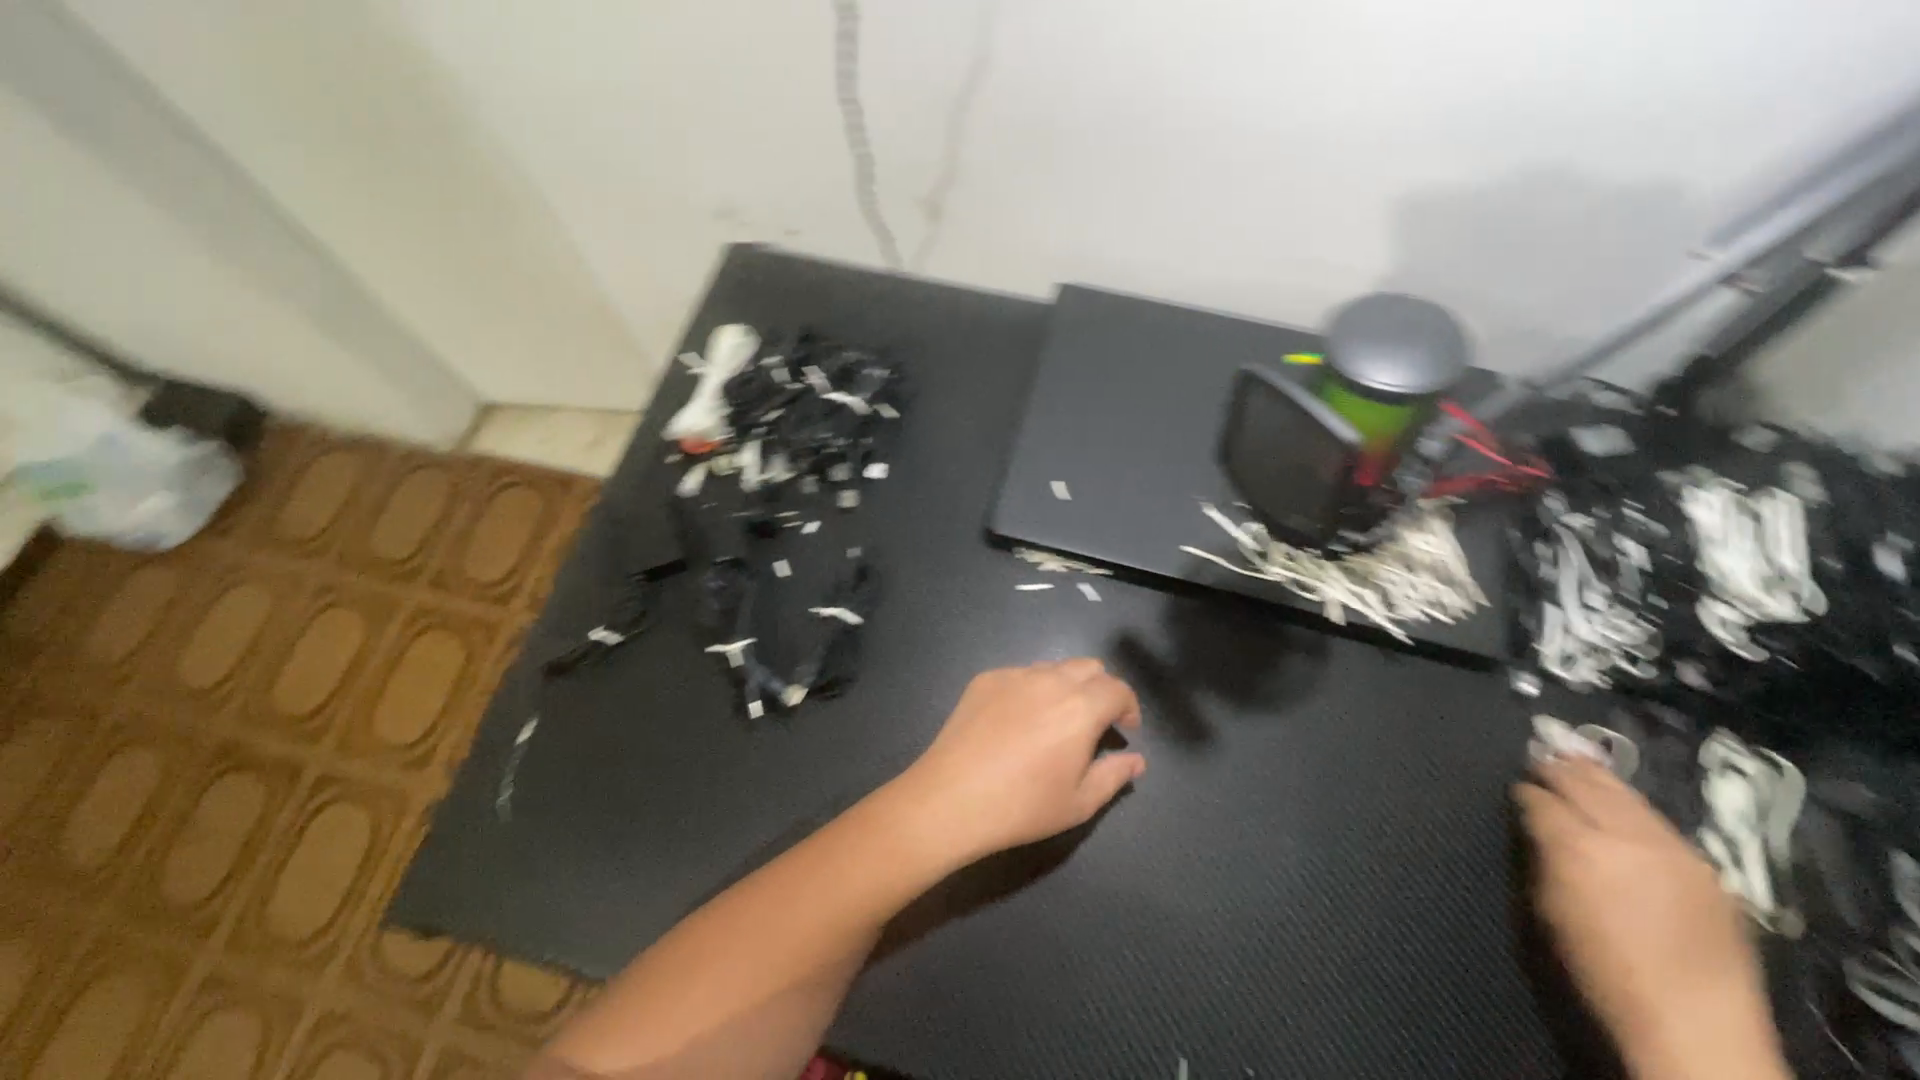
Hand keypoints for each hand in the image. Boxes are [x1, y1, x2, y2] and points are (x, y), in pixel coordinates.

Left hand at [888, 660, 1144, 865]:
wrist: (950, 799)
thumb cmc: (1022, 806)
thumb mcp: (1079, 803)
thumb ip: (1114, 776)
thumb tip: (1136, 759)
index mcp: (1081, 707)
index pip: (1118, 689)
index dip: (1129, 706)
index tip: (1126, 729)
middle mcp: (1050, 680)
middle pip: (1088, 667)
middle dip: (1101, 690)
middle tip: (1096, 722)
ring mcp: (1014, 676)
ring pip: (1052, 668)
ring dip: (1066, 686)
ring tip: (1056, 720)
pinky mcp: (984, 680)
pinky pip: (1019, 675)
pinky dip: (1031, 690)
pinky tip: (1017, 722)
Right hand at [1516, 759, 1789, 1079]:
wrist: (1693, 1022)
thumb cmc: (1602, 975)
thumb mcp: (1547, 915)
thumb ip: (1540, 862)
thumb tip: (1535, 832)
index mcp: (1576, 849)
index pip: (1539, 799)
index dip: (1523, 791)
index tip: (1513, 789)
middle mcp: (1624, 834)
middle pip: (1583, 782)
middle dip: (1557, 769)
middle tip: (1538, 760)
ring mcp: (1671, 845)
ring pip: (1624, 791)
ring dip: (1595, 776)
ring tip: (1575, 763)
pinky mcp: (1704, 862)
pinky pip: (1657, 818)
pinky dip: (1631, 804)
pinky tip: (1621, 803)